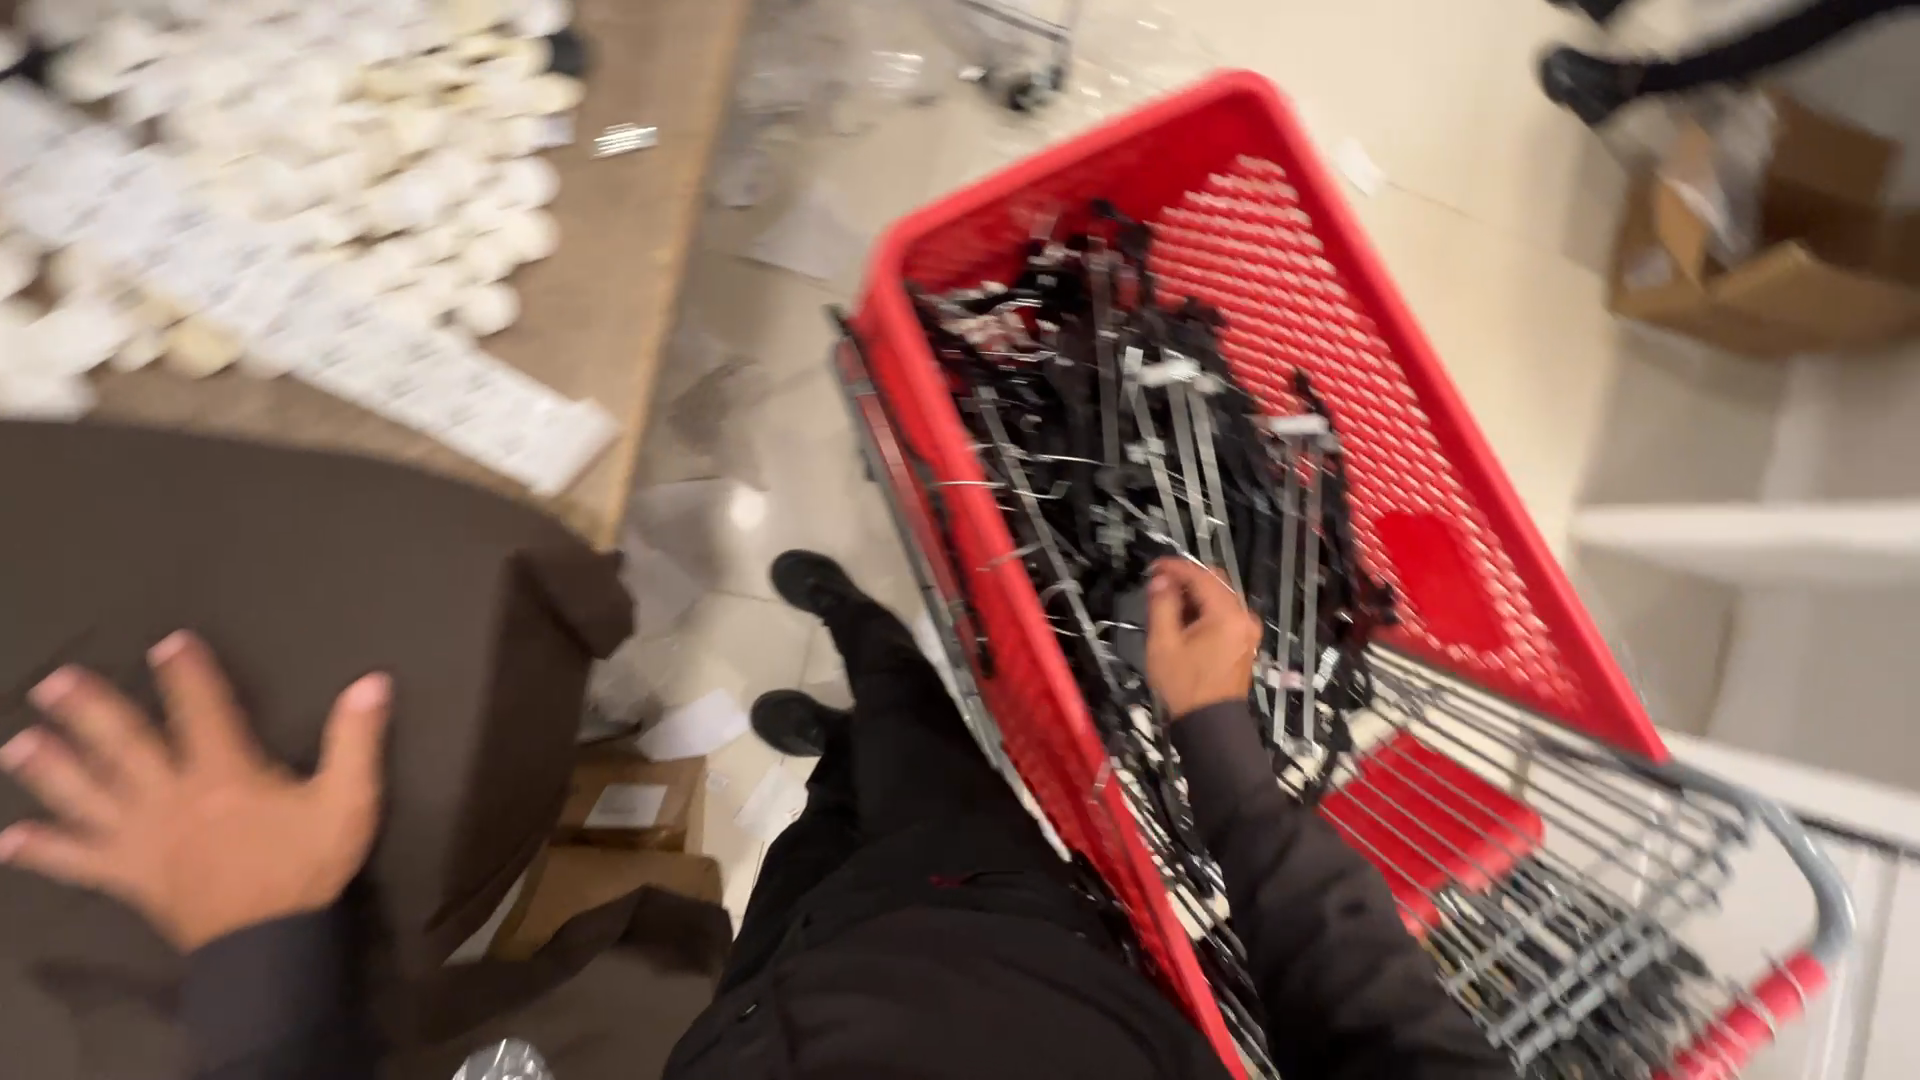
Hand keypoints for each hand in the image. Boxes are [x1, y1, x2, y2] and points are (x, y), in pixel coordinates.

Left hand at [0, 632, 390, 951]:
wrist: (268, 938)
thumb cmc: (310, 861)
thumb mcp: (350, 797)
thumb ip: (357, 739)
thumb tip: (372, 682)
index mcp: (225, 776)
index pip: (204, 713)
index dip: (188, 676)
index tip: (169, 643)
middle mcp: (171, 799)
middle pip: (124, 749)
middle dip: (92, 713)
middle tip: (53, 684)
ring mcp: (141, 840)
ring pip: (87, 798)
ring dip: (52, 770)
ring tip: (18, 744)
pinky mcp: (128, 875)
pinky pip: (78, 860)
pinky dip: (44, 850)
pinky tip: (12, 839)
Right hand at [1145, 558, 1262, 718]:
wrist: (1210, 723)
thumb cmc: (1184, 685)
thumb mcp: (1163, 643)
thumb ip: (1162, 605)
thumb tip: (1161, 581)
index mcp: (1226, 615)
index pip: (1201, 576)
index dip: (1175, 567)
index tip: (1154, 567)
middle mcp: (1244, 618)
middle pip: (1216, 581)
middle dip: (1187, 578)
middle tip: (1160, 583)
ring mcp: (1248, 630)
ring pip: (1221, 596)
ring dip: (1196, 593)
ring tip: (1169, 602)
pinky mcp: (1245, 641)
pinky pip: (1226, 612)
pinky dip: (1206, 608)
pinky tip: (1186, 618)